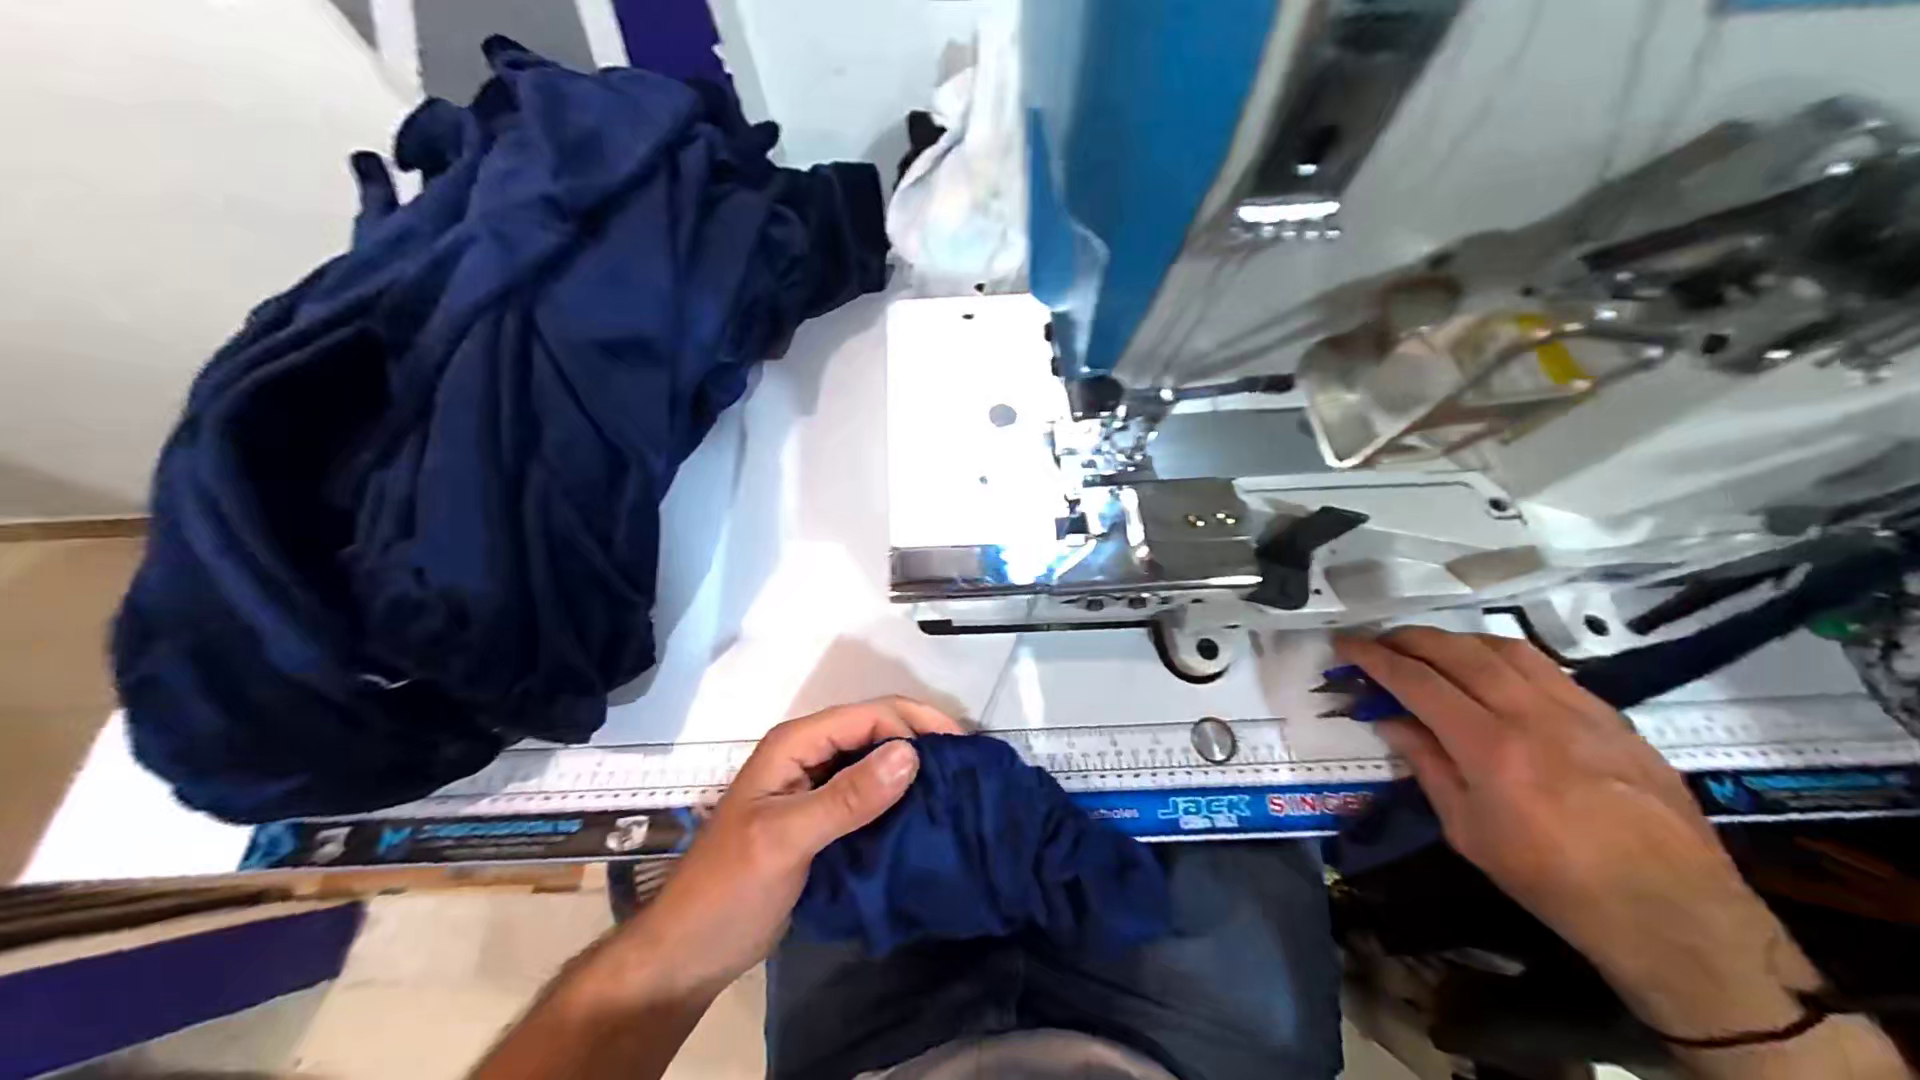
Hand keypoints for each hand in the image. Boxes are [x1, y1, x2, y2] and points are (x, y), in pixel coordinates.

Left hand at [616, 697, 965, 998]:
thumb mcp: (787, 839)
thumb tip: (912, 754)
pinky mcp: (823, 816)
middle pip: (875, 729)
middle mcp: (809, 753)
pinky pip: (869, 793)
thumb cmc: (729, 889)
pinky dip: (899, 797)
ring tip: (957, 789)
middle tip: (968, 768)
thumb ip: (846, 797)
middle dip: (921, 740)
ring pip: (875, 760)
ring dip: (914, 769)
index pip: (868, 716)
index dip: (914, 726)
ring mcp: (815, 785)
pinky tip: (925, 814)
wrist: (690, 951)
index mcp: (795, 743)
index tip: (959, 756)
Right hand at [1335, 629, 1824, 1043]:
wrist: (1671, 912)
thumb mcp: (1467, 830)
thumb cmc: (1551, 880)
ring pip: (1503, 647)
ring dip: (1454, 639)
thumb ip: (1426, 764)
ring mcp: (1578, 710)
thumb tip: (1391, 720)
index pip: (1416, 681)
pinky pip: (1545, 666)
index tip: (1344, 647)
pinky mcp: (1611, 716)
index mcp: (1489, 747)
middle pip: (1456, 650)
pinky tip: (1489, 671)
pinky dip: (1501, 656)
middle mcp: (1532, 714)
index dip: (1373, 658)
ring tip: (1428, 648)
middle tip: (1377, 642)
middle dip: (1406, 638)